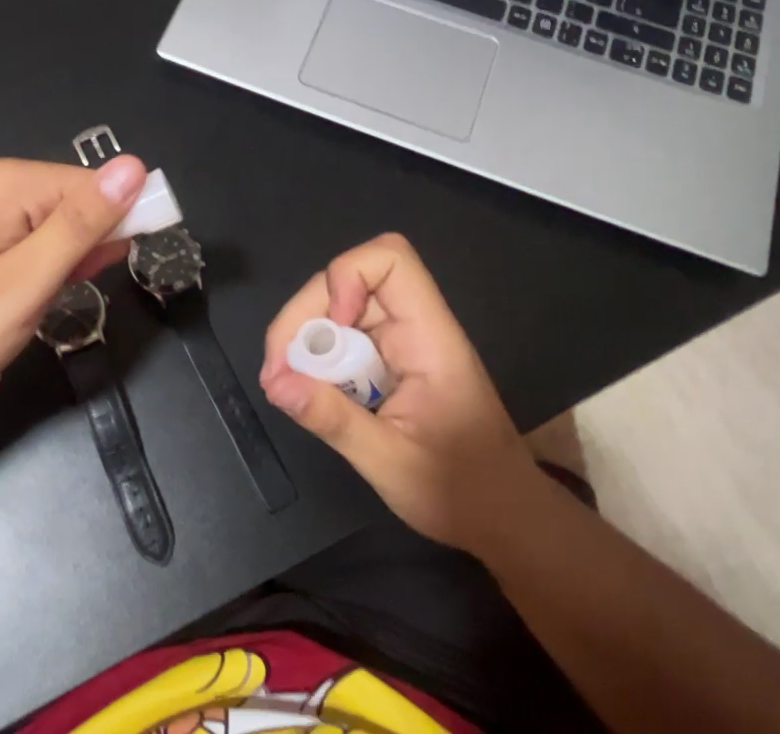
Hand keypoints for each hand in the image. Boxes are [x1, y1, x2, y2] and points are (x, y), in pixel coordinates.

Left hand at [0, 155, 146, 418]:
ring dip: (62, 265)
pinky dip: (38, 270)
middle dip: (87, 249)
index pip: (99, 184)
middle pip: (74, 202)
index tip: (120, 272)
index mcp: (9, 183)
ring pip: (52, 226)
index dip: (122, 225)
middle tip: (59, 297)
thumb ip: (82, 224)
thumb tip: (135, 165)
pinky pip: (25, 240)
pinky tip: (25, 300)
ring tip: (35, 305)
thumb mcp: (26, 283)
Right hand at [259, 234, 544, 548]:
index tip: (327, 330)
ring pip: (340, 310)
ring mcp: (400, 346)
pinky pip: (344, 342)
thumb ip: (334, 419)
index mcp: (430, 338)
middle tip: (279, 373)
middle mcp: (415, 329)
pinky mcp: (388, 366)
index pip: (391, 261)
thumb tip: (276, 383)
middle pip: (351, 282)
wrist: (504, 517)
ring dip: (305, 341)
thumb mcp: (390, 462)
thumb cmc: (462, 491)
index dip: (347, 276)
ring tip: (284, 386)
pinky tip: (305, 393)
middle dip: (305, 317)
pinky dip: (317, 361)